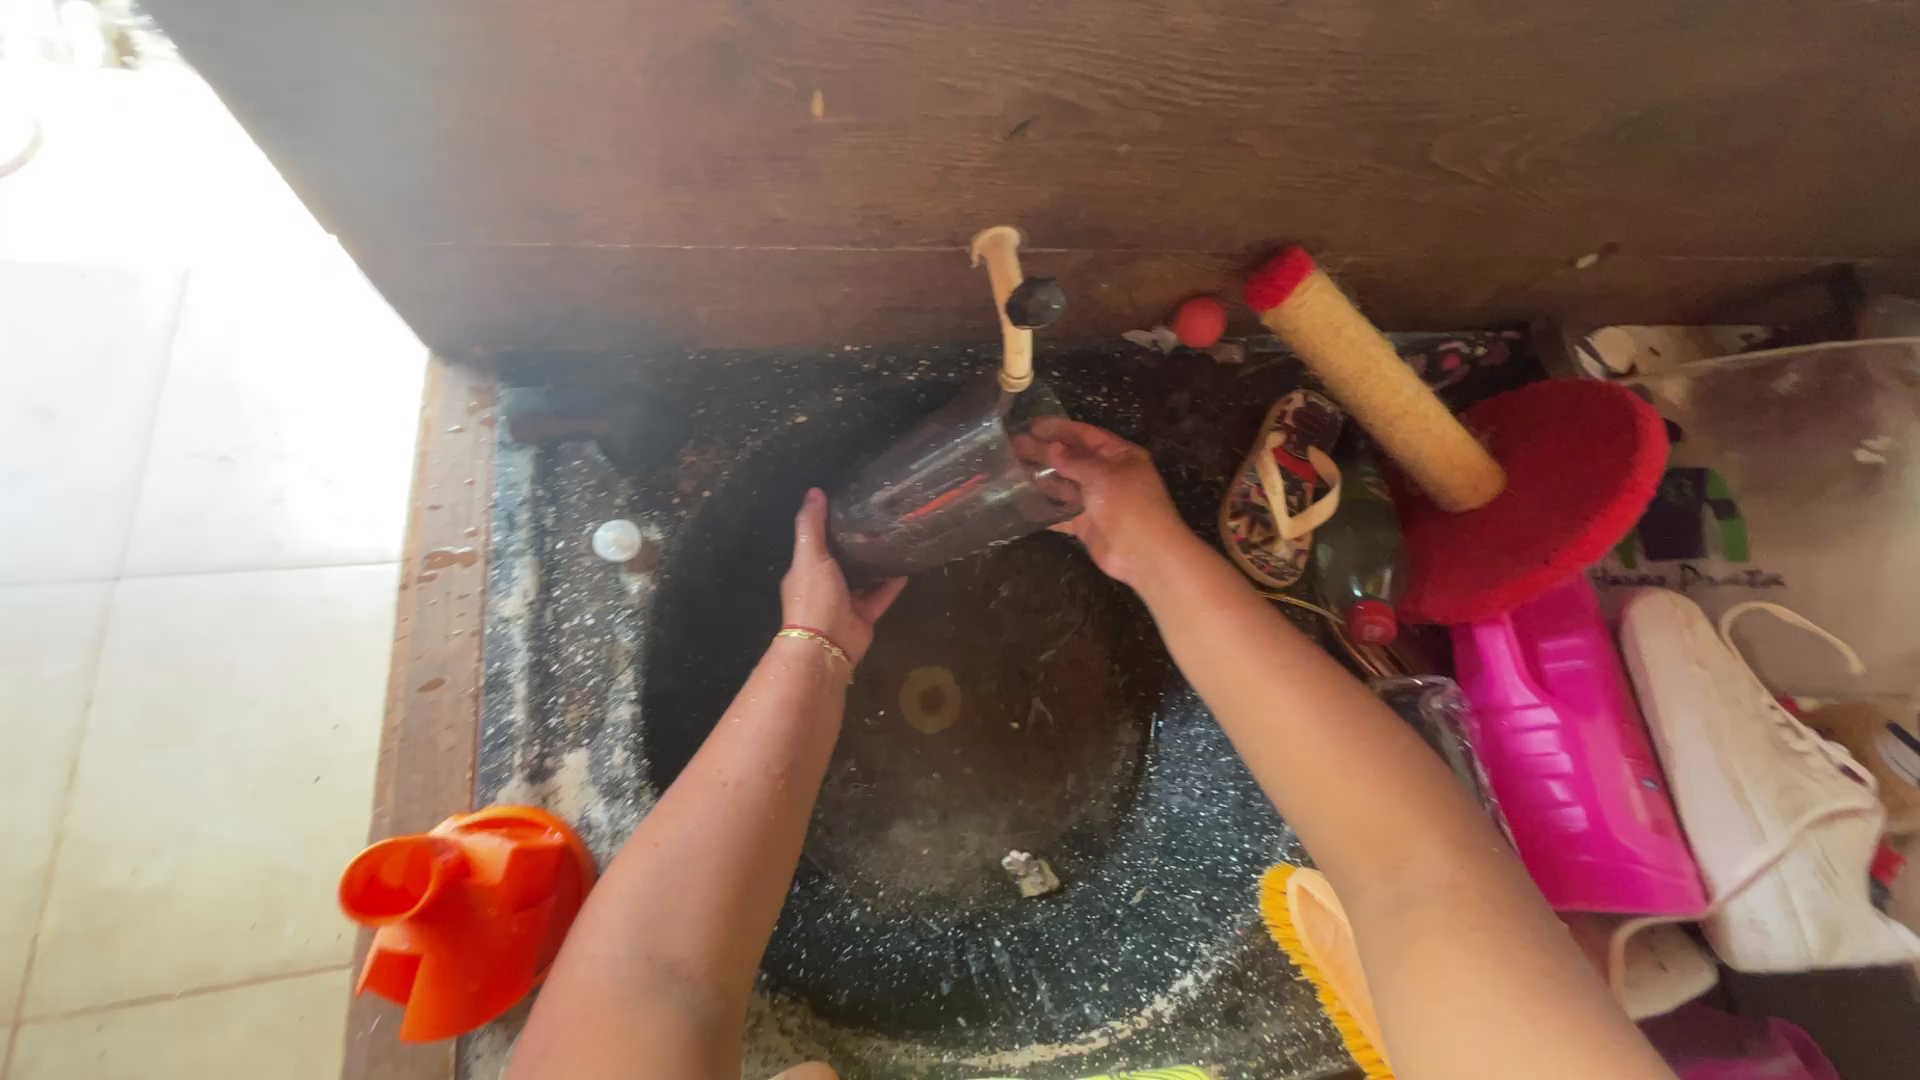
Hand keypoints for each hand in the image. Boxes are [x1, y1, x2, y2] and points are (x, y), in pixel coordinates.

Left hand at [780, 488, 906, 664]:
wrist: (826, 643)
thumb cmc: (814, 596)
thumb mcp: (810, 555)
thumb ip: (811, 525)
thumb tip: (814, 492)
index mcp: (805, 571)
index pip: (816, 544)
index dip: (829, 528)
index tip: (848, 508)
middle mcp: (824, 586)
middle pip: (841, 563)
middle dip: (856, 547)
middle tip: (877, 524)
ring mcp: (844, 604)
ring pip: (862, 581)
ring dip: (876, 566)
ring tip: (894, 543)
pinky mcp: (864, 617)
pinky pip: (879, 598)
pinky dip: (891, 586)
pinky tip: (905, 570)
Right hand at [1029, 417, 1193, 586]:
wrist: (1143, 553)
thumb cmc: (1129, 505)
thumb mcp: (1103, 475)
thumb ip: (1075, 461)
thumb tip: (1052, 449)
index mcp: (1119, 456)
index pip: (1086, 435)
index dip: (1060, 429)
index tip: (1033, 426)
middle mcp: (1107, 475)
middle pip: (1072, 459)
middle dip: (1045, 452)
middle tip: (1016, 446)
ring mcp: (1096, 501)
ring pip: (1065, 485)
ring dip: (1042, 478)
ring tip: (1015, 471)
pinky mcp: (1086, 524)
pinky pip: (1062, 512)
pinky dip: (1045, 508)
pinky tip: (1024, 502)